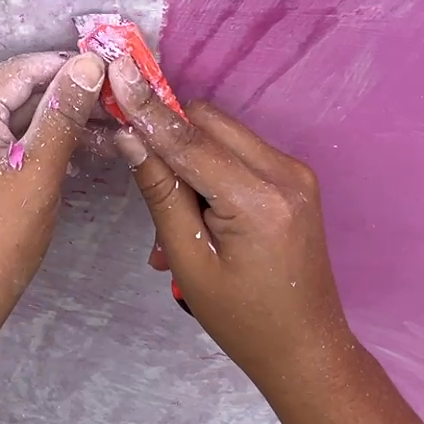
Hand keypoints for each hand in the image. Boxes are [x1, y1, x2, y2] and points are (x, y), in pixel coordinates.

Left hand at [0, 51, 106, 325]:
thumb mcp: (39, 172)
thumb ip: (64, 112)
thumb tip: (89, 63)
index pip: (21, 70)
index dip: (69, 69)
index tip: (112, 75)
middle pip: (11, 90)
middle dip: (62, 99)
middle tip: (113, 110)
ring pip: (3, 114)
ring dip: (47, 122)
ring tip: (99, 134)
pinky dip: (24, 140)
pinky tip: (64, 152)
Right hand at [106, 57, 353, 390]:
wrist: (308, 351)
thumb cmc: (243, 320)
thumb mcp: (190, 261)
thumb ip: (160, 192)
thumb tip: (128, 137)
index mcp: (259, 201)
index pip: (189, 140)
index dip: (147, 106)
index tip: (115, 72)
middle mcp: (284, 172)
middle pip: (206, 121)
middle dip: (166, 132)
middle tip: (138, 165)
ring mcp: (293, 170)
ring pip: (219, 131)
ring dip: (185, 152)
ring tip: (175, 210)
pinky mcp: (292, 175)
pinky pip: (234, 148)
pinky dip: (206, 164)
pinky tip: (197, 207)